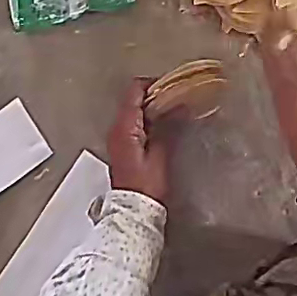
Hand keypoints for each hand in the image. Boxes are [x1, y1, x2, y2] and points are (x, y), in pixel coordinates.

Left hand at [108, 78, 174, 199]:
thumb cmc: (146, 185)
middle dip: (154, 94)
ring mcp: (117, 137)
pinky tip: (164, 125)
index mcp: (124, 127)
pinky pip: (133, 122)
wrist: (133, 211)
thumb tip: (180, 106)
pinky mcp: (122, 146)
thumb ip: (168, 127)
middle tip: (177, 97)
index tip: (172, 86)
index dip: (152, 84)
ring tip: (174, 110)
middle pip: (132, 99)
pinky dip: (147, 118)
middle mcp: (116, 128)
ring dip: (152, 107)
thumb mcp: (160, 155)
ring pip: (133, 110)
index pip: (134, 91)